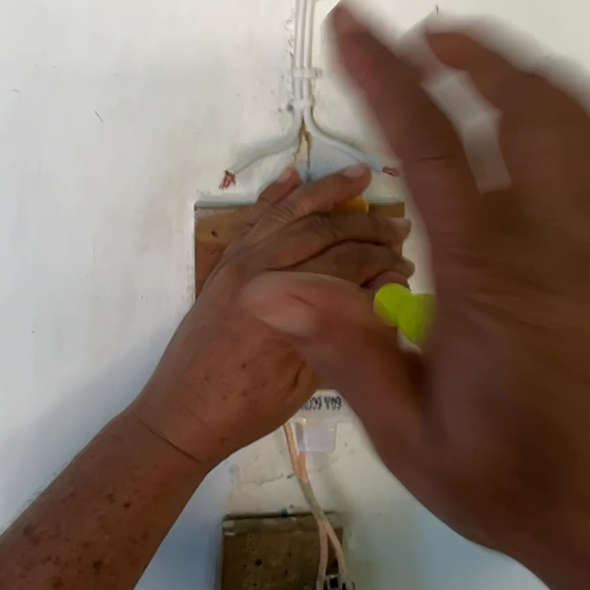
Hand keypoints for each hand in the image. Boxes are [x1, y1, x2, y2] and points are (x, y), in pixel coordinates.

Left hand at [131, 165, 412, 466]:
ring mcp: (237, 265)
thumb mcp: (307, 378)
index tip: (407, 265)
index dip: (382, 263)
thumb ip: (342, 329)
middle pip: (322, 233)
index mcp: (285, 307)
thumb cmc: (247, 409)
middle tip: (399, 228)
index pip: (346, 266)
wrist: (182, 413)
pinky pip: (252, 222)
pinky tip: (294, 177)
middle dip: (366, 227)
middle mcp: (259, 274)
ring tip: (359, 176)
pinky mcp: (223, 266)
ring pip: (288, 216)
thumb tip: (384, 289)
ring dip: (326, 194)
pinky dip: (274, 197)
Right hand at [239, 3, 589, 586]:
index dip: (383, 74)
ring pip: (578, 123)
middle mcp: (556, 239)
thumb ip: (344, 350)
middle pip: (521, 106)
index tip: (353, 25)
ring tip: (477, 61)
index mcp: (489, 273)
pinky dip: (575, 118)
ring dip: (525, 75)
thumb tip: (266, 290)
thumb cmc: (517, 485)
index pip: (428, 144)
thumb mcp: (408, 435)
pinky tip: (549, 130)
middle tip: (420, 33)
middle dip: (467, 54)